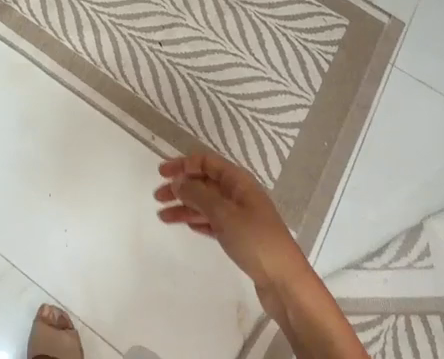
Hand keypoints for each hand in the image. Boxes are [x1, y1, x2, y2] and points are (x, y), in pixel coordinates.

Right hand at [154, 153, 306, 289]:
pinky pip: (213, 221)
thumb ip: (198, 194)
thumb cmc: (255, 240)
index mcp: (238, 181)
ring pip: (206, 204)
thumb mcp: (223, 213)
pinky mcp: (240, 236)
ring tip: (163, 216)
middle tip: (158, 197)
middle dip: (180, 187)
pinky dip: (198, 221)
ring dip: (185, 206)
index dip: (183, 164)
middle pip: (204, 183)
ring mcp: (240, 216)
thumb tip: (177, 181)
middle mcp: (239, 194)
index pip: (206, 162)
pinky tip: (186, 225)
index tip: (161, 173)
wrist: (285, 281)